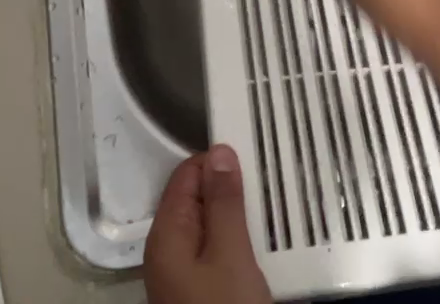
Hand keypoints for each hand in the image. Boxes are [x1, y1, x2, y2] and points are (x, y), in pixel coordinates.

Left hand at [144, 145, 271, 303]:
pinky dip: (237, 243)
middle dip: (233, 191)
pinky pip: (216, 251)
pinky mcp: (196, 289)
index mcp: (167, 231)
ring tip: (272, 213)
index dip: (220, 163)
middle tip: (269, 187)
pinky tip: (261, 246)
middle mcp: (167, 247)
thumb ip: (224, 203)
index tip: (255, 161)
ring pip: (211, 226)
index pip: (188, 173)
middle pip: (199, 199)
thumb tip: (219, 151)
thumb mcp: (230, 254)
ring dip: (238, 219)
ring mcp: (180, 271)